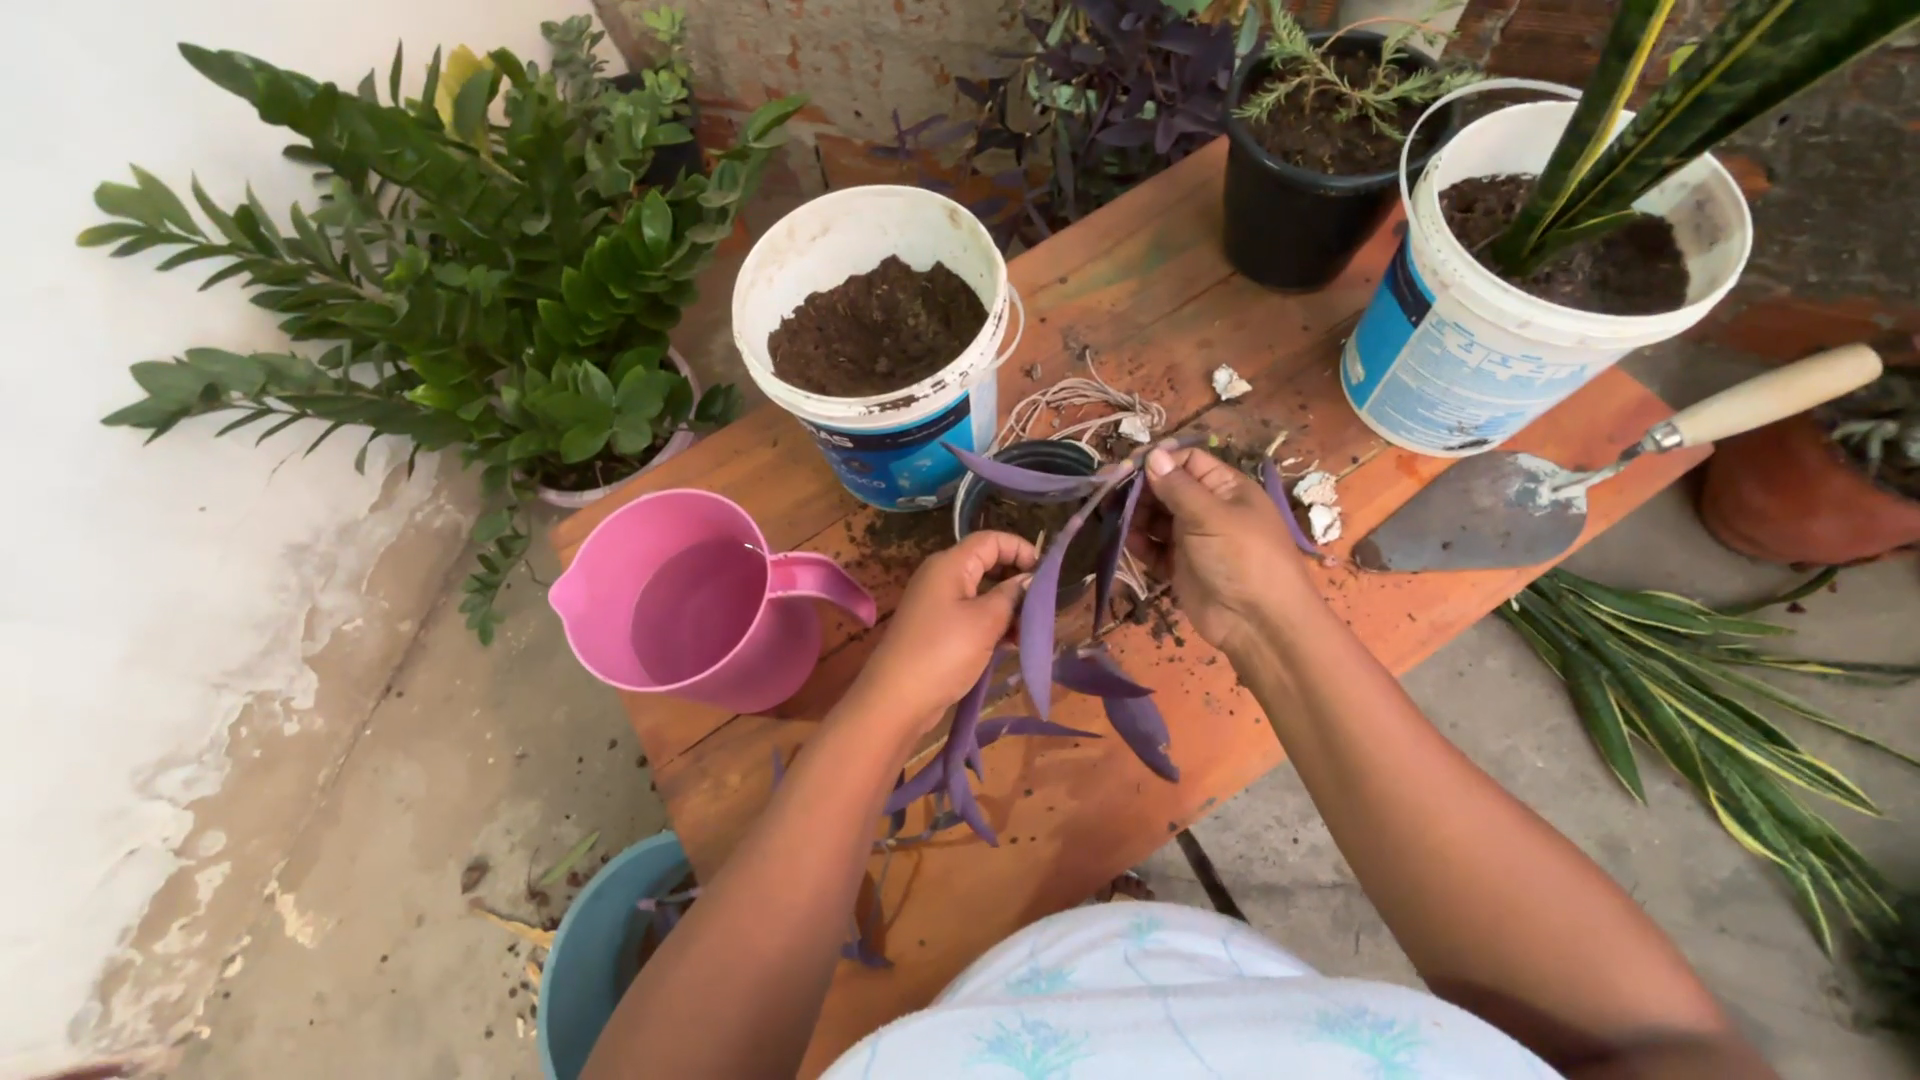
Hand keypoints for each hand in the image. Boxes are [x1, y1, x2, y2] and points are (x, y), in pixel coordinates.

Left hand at [847, 530, 1036, 729]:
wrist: (896, 699)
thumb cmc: (943, 652)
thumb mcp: (985, 621)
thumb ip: (1011, 595)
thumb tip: (1028, 580)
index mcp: (949, 564)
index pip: (991, 540)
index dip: (1020, 548)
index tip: (1046, 573)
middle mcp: (942, 577)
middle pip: (987, 565)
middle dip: (1016, 581)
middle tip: (1042, 605)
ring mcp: (938, 604)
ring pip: (982, 594)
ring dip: (1008, 608)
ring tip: (1029, 631)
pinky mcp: (938, 629)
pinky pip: (972, 616)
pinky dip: (993, 625)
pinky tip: (1012, 644)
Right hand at [1133, 445, 1316, 655]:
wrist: (1259, 622)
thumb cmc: (1242, 557)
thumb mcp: (1211, 515)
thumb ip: (1177, 486)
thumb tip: (1152, 454)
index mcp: (1226, 489)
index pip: (1188, 462)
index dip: (1159, 461)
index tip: (1126, 468)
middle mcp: (1209, 510)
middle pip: (1168, 489)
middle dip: (1139, 489)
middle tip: (1108, 492)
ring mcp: (1194, 540)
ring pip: (1157, 519)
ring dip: (1136, 516)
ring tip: (1114, 516)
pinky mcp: (1181, 567)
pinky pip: (1155, 549)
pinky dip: (1140, 543)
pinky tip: (1127, 541)